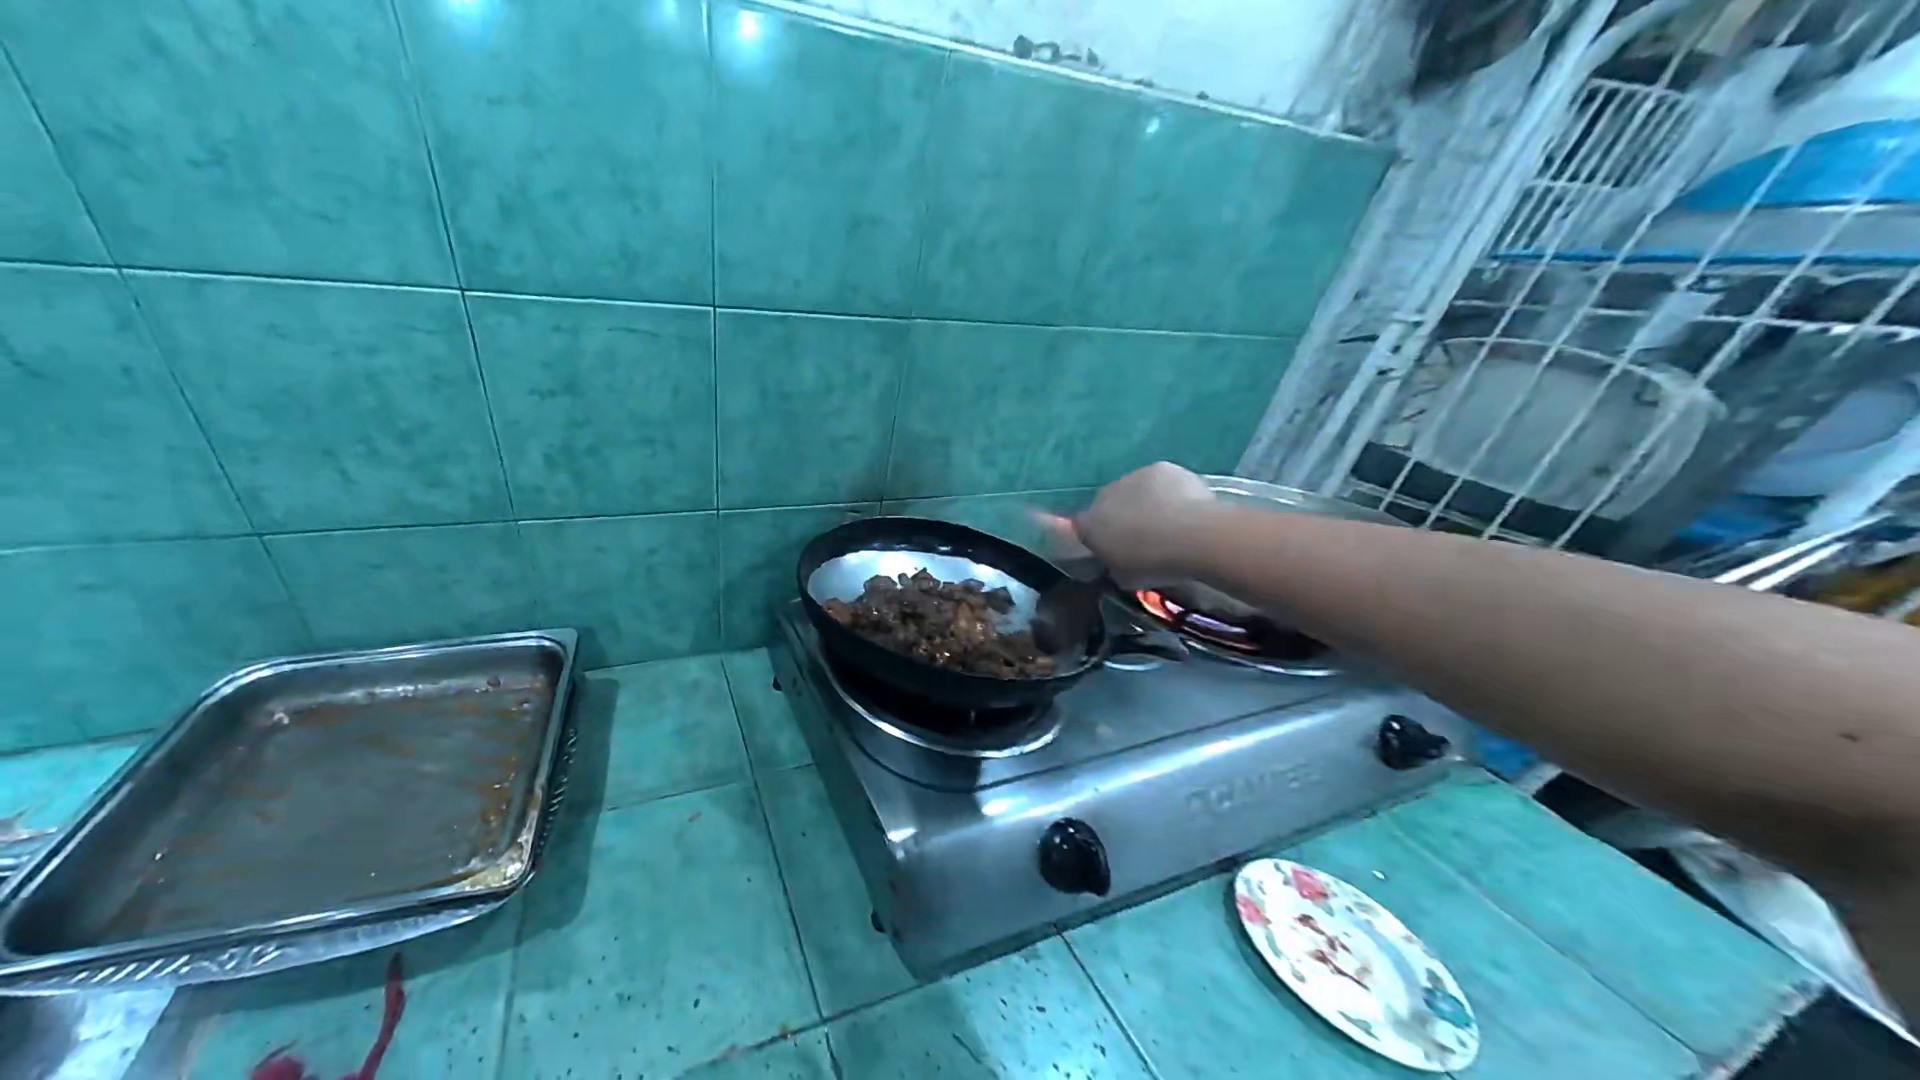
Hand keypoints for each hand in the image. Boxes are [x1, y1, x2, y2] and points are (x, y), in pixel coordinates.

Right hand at [1070, 462, 1217, 581]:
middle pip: (1108, 504)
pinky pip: (1158, 480)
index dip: (1098, 535)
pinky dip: (1167, 489)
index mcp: (1090, 526)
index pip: (1081, 527)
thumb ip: (1113, 565)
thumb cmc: (1155, 564)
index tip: (1114, 546)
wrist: (1192, 536)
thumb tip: (1115, 560)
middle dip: (1121, 515)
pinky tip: (1184, 504)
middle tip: (1144, 534)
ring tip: (1168, 519)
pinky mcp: (1159, 467)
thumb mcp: (1126, 577)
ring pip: (1134, 489)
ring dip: (1144, 500)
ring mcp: (1131, 477)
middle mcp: (1103, 496)